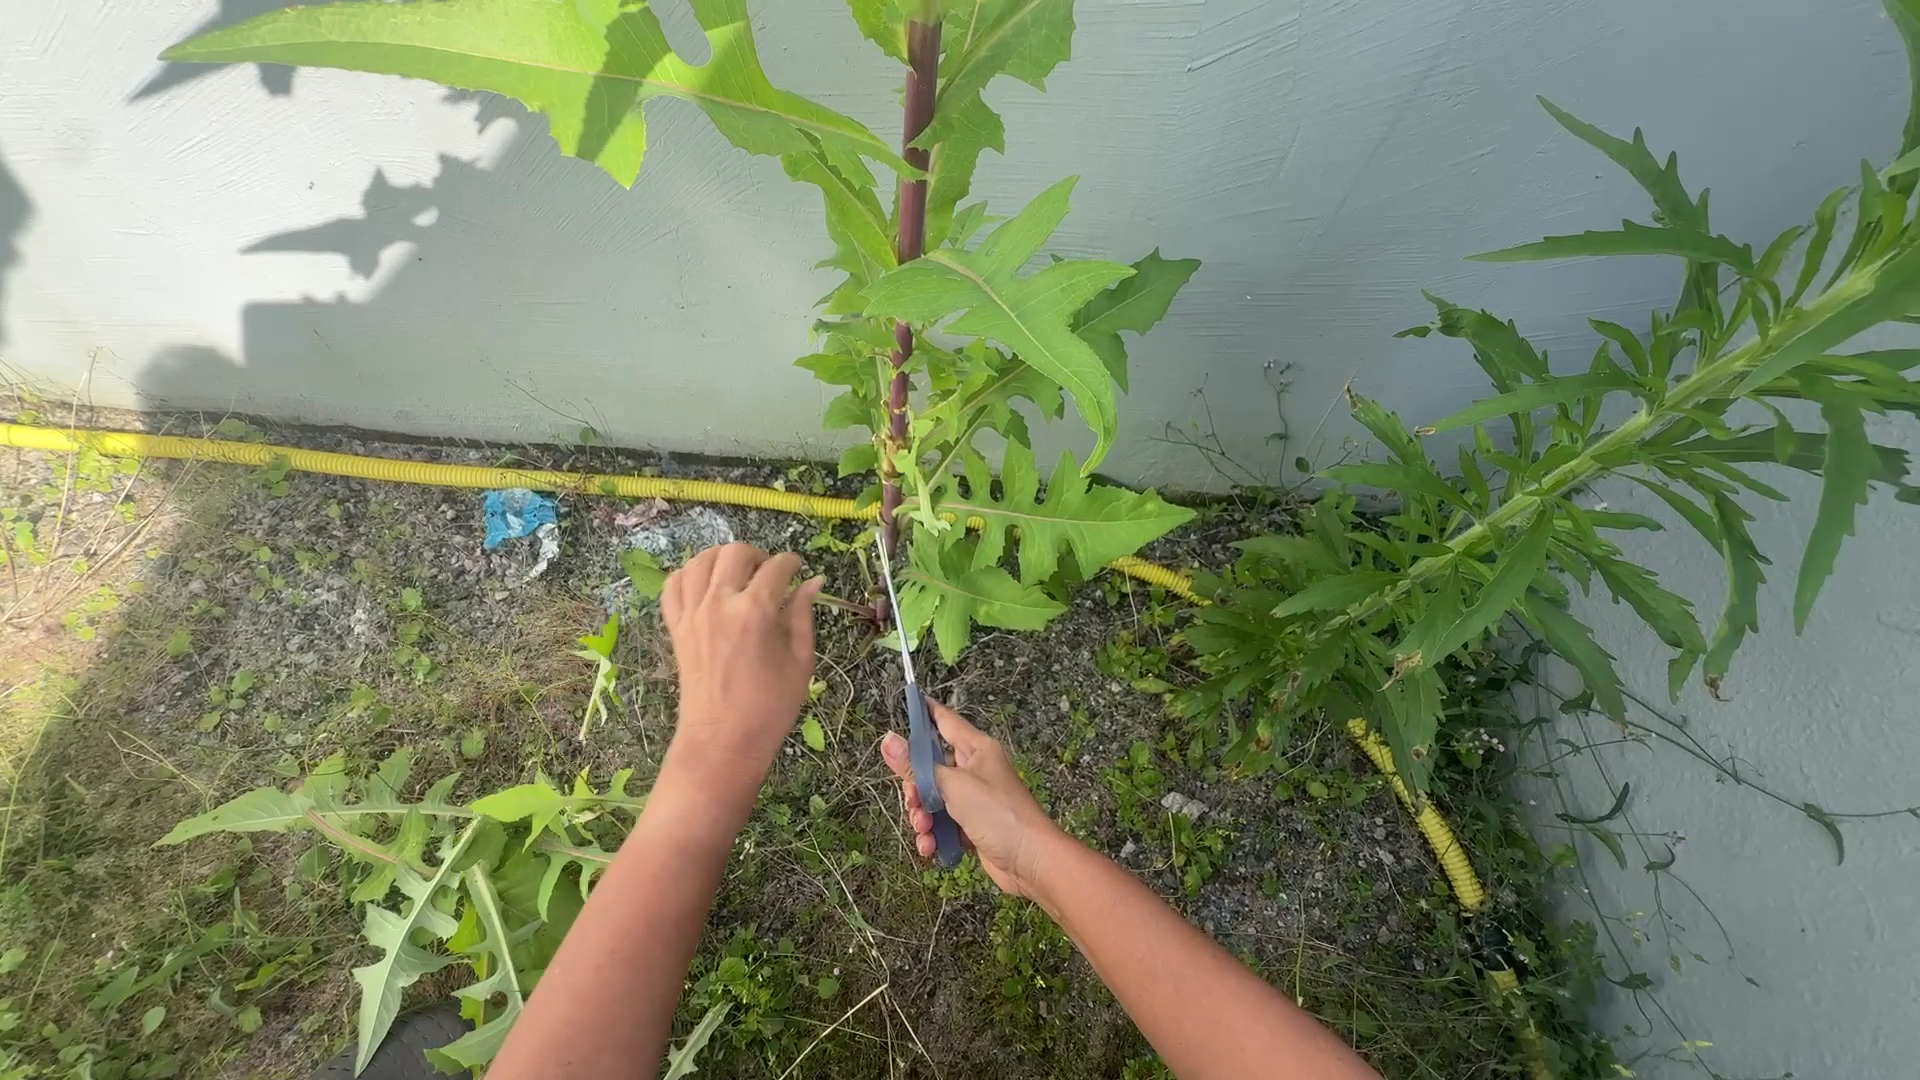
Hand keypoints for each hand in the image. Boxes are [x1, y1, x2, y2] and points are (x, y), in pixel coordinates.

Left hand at [662, 543, 823, 777]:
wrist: (723, 741)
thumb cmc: (770, 706)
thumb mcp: (800, 660)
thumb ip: (803, 615)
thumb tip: (813, 582)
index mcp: (756, 611)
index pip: (777, 568)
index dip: (792, 563)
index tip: (799, 568)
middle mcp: (720, 603)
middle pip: (735, 553)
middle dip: (758, 555)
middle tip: (770, 574)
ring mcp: (692, 613)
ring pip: (700, 561)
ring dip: (722, 558)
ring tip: (738, 574)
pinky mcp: (676, 627)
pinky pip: (674, 585)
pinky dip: (689, 575)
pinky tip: (706, 584)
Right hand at [880, 701, 1063, 898]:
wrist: (1030, 861)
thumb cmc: (998, 813)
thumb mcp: (952, 786)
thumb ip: (917, 766)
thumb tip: (888, 739)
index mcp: (976, 748)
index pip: (945, 721)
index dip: (924, 712)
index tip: (904, 703)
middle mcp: (974, 768)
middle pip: (931, 766)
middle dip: (915, 786)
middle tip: (914, 801)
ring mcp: (973, 798)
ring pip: (933, 798)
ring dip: (922, 816)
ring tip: (924, 830)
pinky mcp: (972, 824)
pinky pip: (943, 823)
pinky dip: (933, 834)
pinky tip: (930, 847)